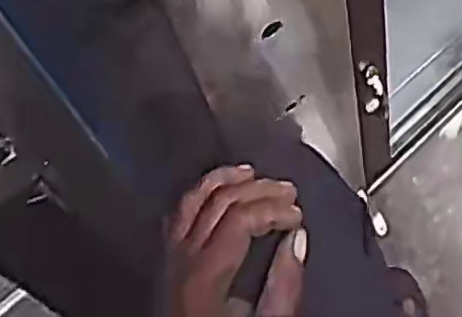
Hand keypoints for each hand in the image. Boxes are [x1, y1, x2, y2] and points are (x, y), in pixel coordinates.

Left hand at [164, 165, 306, 316]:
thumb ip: (282, 288)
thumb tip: (298, 238)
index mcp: (205, 275)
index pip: (242, 217)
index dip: (274, 208)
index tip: (298, 215)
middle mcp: (182, 259)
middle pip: (220, 201)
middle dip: (259, 189)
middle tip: (287, 189)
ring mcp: (168, 260)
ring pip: (193, 199)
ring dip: (224, 180)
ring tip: (251, 173)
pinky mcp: (163, 267)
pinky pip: (177, 215)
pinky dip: (200, 194)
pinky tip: (216, 191)